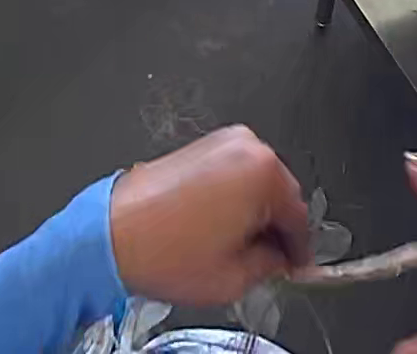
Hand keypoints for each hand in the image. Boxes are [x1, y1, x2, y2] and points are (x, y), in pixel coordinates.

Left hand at [109, 125, 310, 306]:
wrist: (117, 230)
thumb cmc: (166, 248)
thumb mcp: (236, 276)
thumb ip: (272, 264)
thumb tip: (279, 256)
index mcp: (262, 172)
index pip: (300, 215)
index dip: (299, 249)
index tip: (295, 266)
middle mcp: (243, 146)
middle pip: (281, 191)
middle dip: (276, 225)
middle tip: (268, 260)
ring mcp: (220, 141)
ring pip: (258, 180)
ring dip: (255, 209)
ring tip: (236, 245)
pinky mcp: (201, 145)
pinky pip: (235, 170)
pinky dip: (235, 194)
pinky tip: (219, 224)